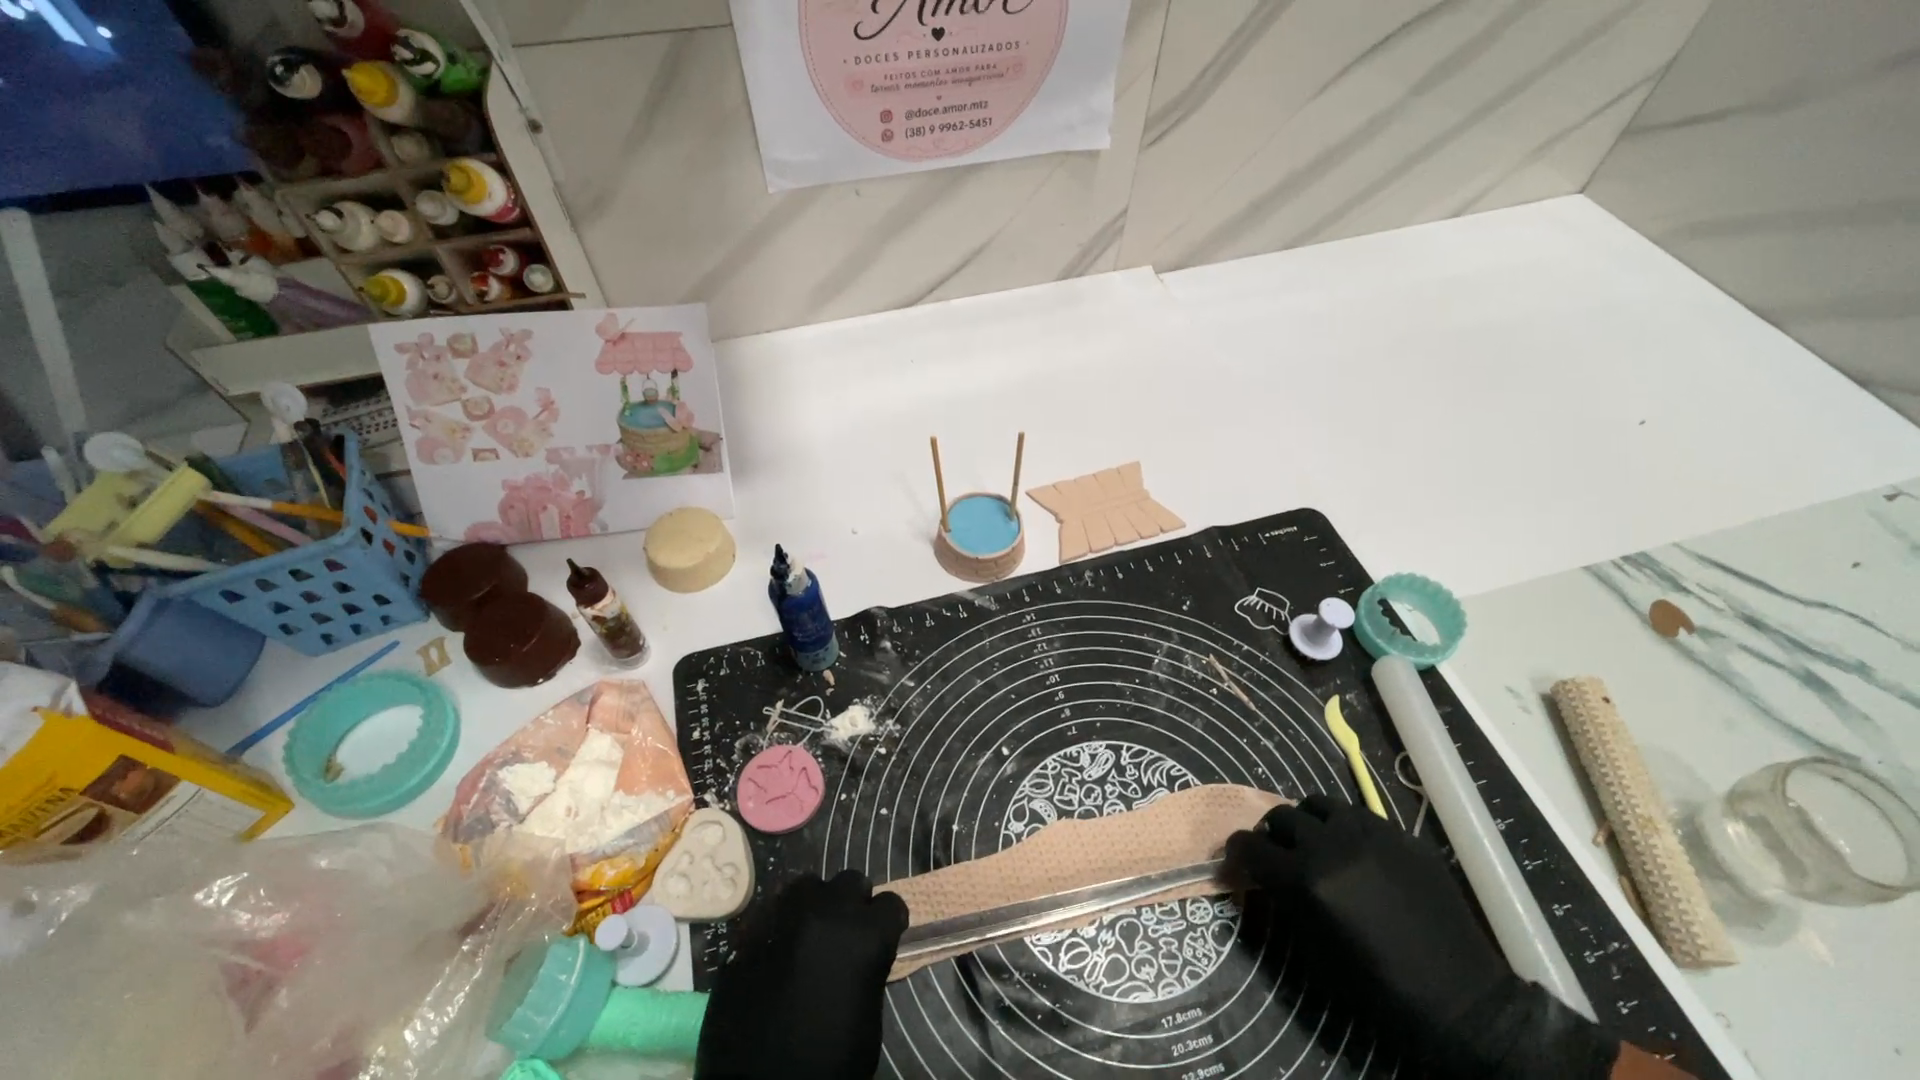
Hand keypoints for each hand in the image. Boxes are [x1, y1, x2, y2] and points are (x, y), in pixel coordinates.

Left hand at [696, 870, 908, 1079]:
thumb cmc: (829, 1062)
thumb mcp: (867, 1017)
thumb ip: (867, 969)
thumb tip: (858, 955)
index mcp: (863, 935)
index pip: (891, 903)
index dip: (888, 924)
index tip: (882, 939)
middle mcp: (824, 914)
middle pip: (849, 881)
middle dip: (853, 904)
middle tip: (846, 934)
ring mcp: (781, 919)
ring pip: (805, 885)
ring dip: (814, 905)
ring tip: (809, 934)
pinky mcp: (748, 935)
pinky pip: (771, 914)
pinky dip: (779, 927)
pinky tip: (777, 953)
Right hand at [1227, 796, 1618, 1079]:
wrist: (1459, 998)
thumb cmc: (1377, 988)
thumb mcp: (1313, 953)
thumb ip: (1286, 904)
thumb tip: (1267, 879)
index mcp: (1306, 879)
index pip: (1250, 845)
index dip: (1238, 852)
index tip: (1239, 860)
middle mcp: (1334, 846)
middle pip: (1283, 816)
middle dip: (1272, 834)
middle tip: (1278, 853)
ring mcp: (1373, 834)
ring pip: (1322, 804)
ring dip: (1310, 822)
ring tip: (1317, 844)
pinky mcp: (1403, 836)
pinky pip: (1360, 817)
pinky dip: (1346, 829)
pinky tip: (1358, 855)